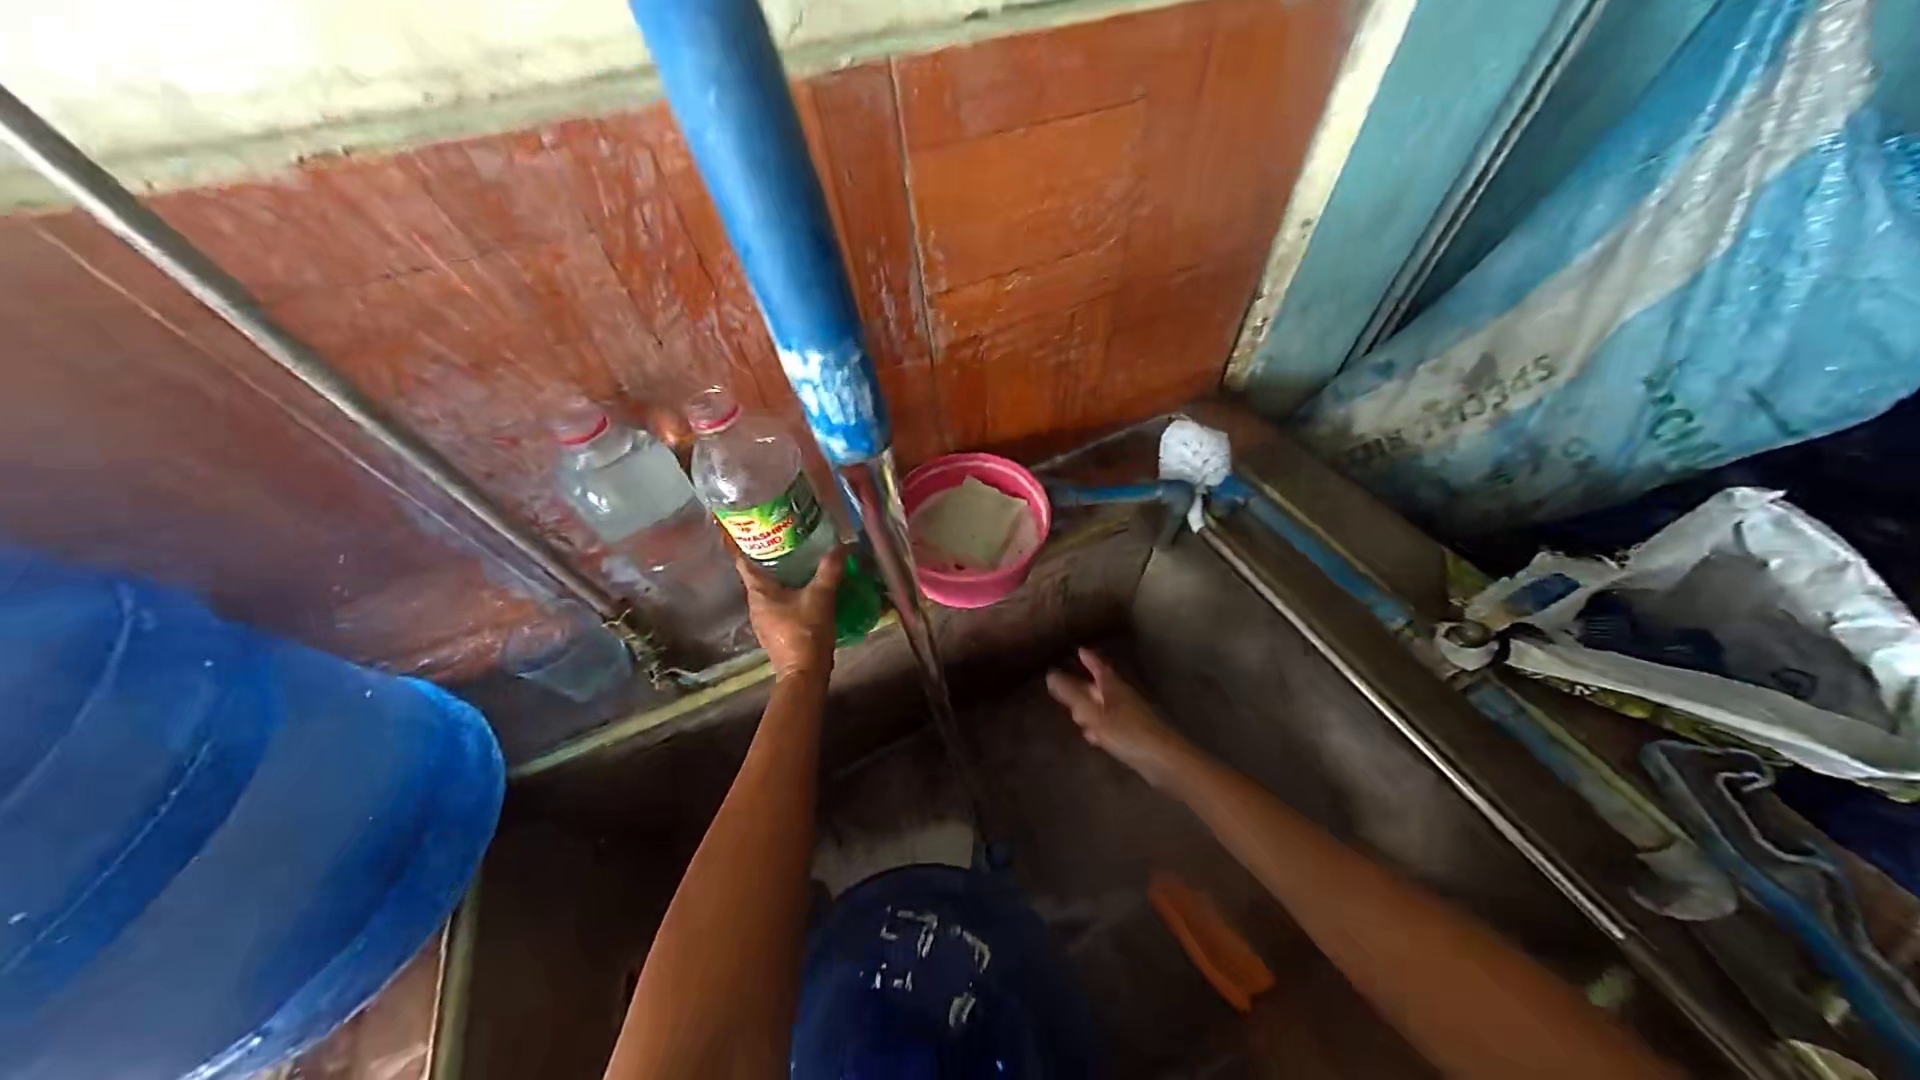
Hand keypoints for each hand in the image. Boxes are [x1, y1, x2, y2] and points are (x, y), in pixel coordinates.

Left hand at [737, 546, 845, 681]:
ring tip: (801, 565)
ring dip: (781, 580)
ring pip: (768, 592)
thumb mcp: (821, 596)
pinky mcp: (774, 633)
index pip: (743, 561)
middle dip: (772, 560)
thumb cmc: (806, 631)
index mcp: (758, 592)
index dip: (749, 545)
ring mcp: (763, 621)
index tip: (762, 531)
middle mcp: (755, 605)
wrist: (805, 673)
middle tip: (790, 543)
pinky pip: (777, 607)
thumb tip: (841, 545)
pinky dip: (788, 596)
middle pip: (758, 576)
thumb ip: (830, 569)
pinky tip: (805, 593)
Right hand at [1046, 648, 1196, 788]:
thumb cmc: (1129, 732)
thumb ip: (1072, 695)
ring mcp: (1131, 715)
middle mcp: (1123, 696)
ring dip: (1091, 708)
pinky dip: (1100, 726)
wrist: (1167, 761)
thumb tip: (1050, 674)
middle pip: (1101, 686)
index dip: (1089, 658)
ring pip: (1105, 706)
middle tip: (1068, 683)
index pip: (1099, 666)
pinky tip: (1094, 737)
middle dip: (1085, 685)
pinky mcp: (1135, 734)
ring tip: (1076, 714)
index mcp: (1114, 686)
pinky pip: (1111, 725)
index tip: (1079, 650)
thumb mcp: (1094, 713)